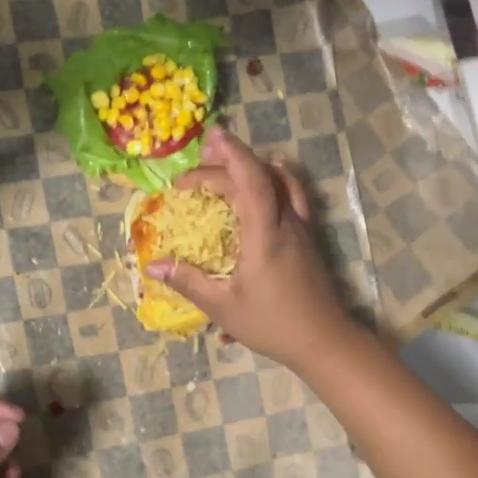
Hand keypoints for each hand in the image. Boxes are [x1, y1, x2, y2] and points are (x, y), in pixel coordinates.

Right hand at [147, 129, 355, 368]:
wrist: (324, 340)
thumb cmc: (273, 325)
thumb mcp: (224, 307)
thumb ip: (189, 282)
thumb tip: (153, 266)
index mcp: (265, 234)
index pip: (250, 180)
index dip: (231, 154)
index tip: (211, 137)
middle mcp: (286, 222)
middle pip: (257, 178)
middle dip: (223, 168)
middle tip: (188, 179)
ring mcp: (301, 228)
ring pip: (280, 181)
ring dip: (251, 168)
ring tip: (225, 167)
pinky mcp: (307, 238)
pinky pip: (292, 195)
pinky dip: (274, 180)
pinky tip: (265, 183)